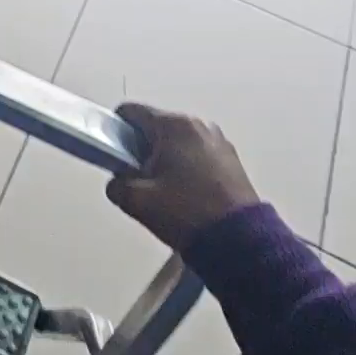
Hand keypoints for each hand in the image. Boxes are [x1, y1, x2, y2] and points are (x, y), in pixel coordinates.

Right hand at [106, 103, 259, 250]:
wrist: (241, 243)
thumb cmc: (188, 213)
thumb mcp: (135, 200)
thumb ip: (115, 183)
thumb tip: (118, 181)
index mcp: (174, 125)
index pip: (130, 111)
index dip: (114, 131)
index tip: (114, 154)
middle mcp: (198, 125)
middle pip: (154, 126)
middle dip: (140, 148)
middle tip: (138, 178)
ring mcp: (219, 141)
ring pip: (175, 141)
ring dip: (162, 158)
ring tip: (163, 190)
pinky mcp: (232, 160)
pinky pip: (195, 153)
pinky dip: (184, 166)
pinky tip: (183, 193)